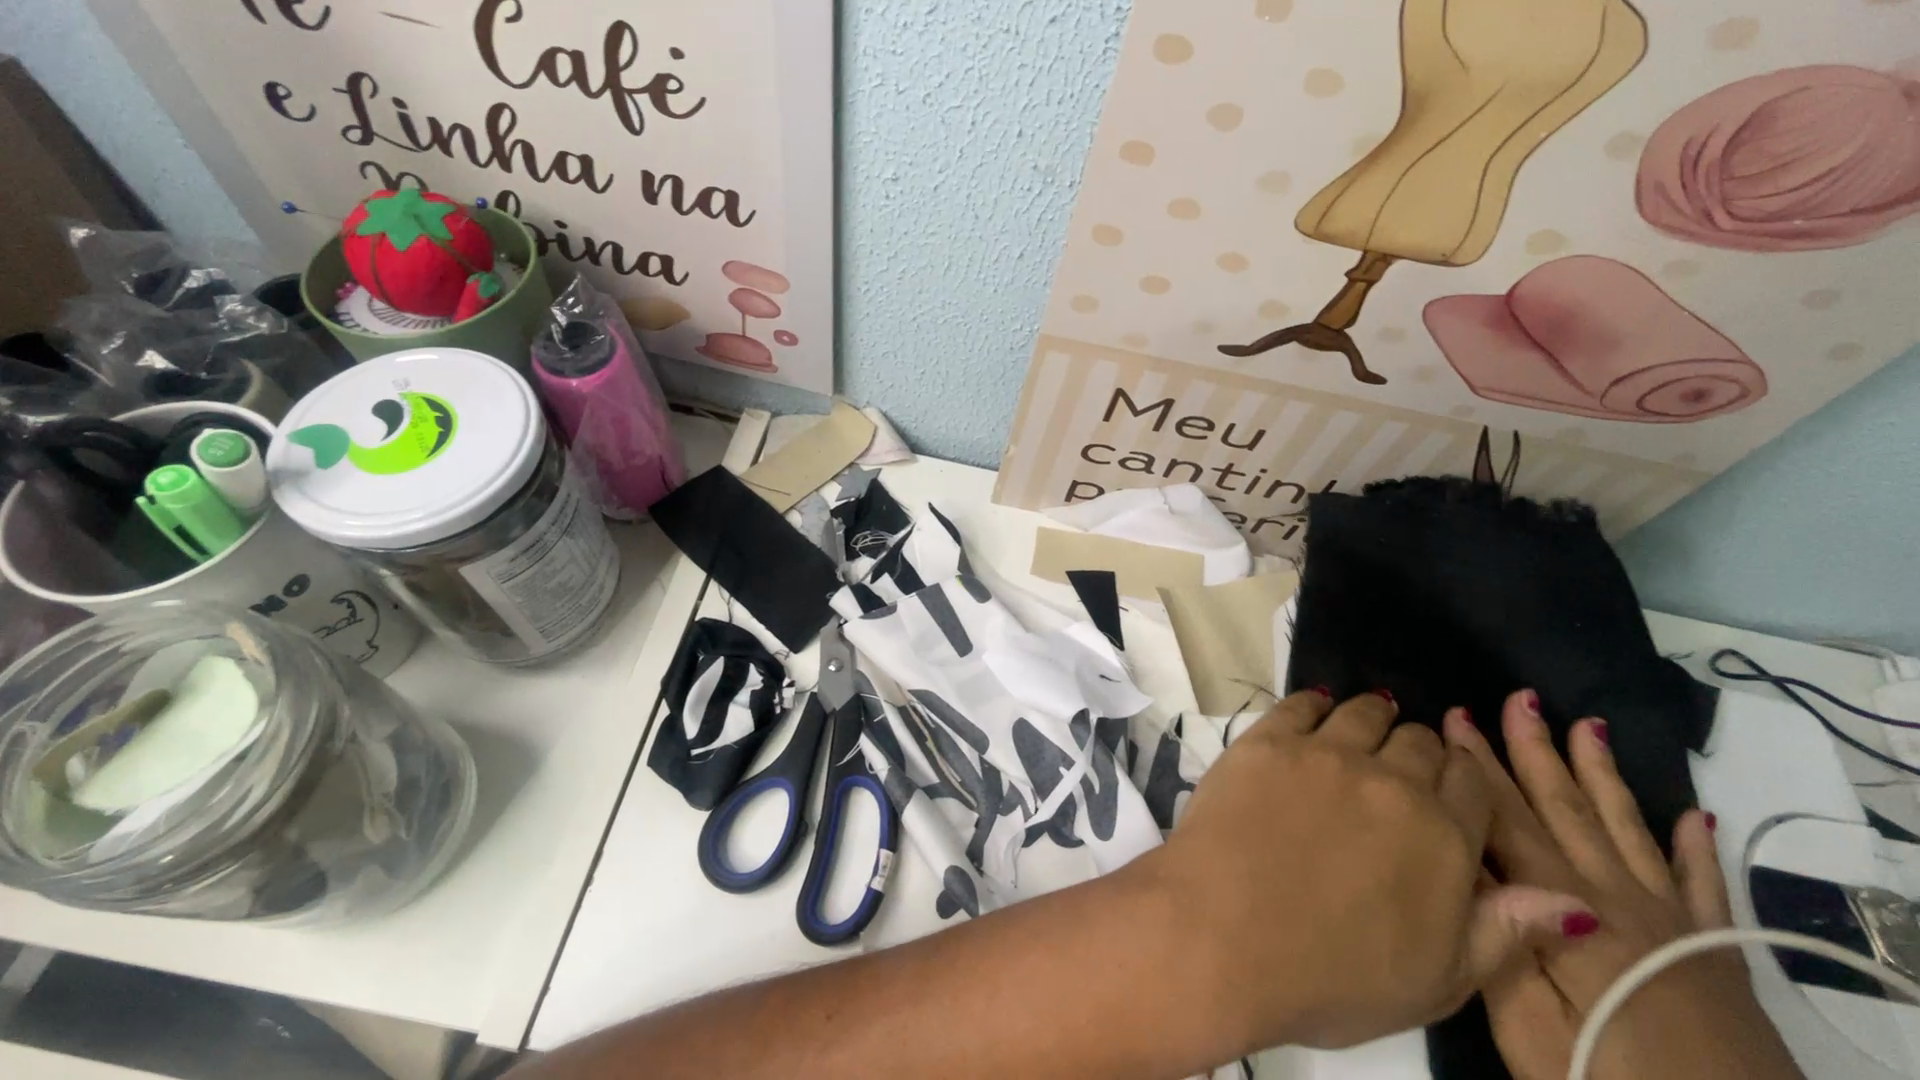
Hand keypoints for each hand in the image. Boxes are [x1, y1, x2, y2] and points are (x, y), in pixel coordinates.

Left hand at [1131, 690, 1591, 1055]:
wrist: (1219, 939)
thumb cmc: (1329, 978)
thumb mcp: (1436, 982)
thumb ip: (1504, 933)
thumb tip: (1570, 899)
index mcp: (1445, 837)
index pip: (1475, 785)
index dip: (1463, 784)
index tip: (1448, 792)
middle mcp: (1392, 782)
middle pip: (1419, 744)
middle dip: (1418, 754)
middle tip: (1400, 770)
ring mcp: (1324, 754)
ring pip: (1364, 714)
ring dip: (1372, 719)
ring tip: (1366, 727)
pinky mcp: (1265, 742)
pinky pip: (1300, 705)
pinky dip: (1314, 706)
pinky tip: (1315, 712)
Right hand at [1447, 691, 1803, 1079]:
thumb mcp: (1529, 1028)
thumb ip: (1498, 943)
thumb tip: (1465, 868)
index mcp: (1565, 911)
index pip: (1509, 824)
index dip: (1476, 769)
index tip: (1453, 717)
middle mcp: (1618, 899)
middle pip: (1567, 811)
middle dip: (1535, 752)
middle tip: (1520, 697)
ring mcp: (1671, 921)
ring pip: (1627, 828)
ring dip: (1602, 774)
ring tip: (1589, 724)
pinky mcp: (1711, 950)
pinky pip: (1703, 884)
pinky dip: (1696, 846)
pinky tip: (1695, 815)